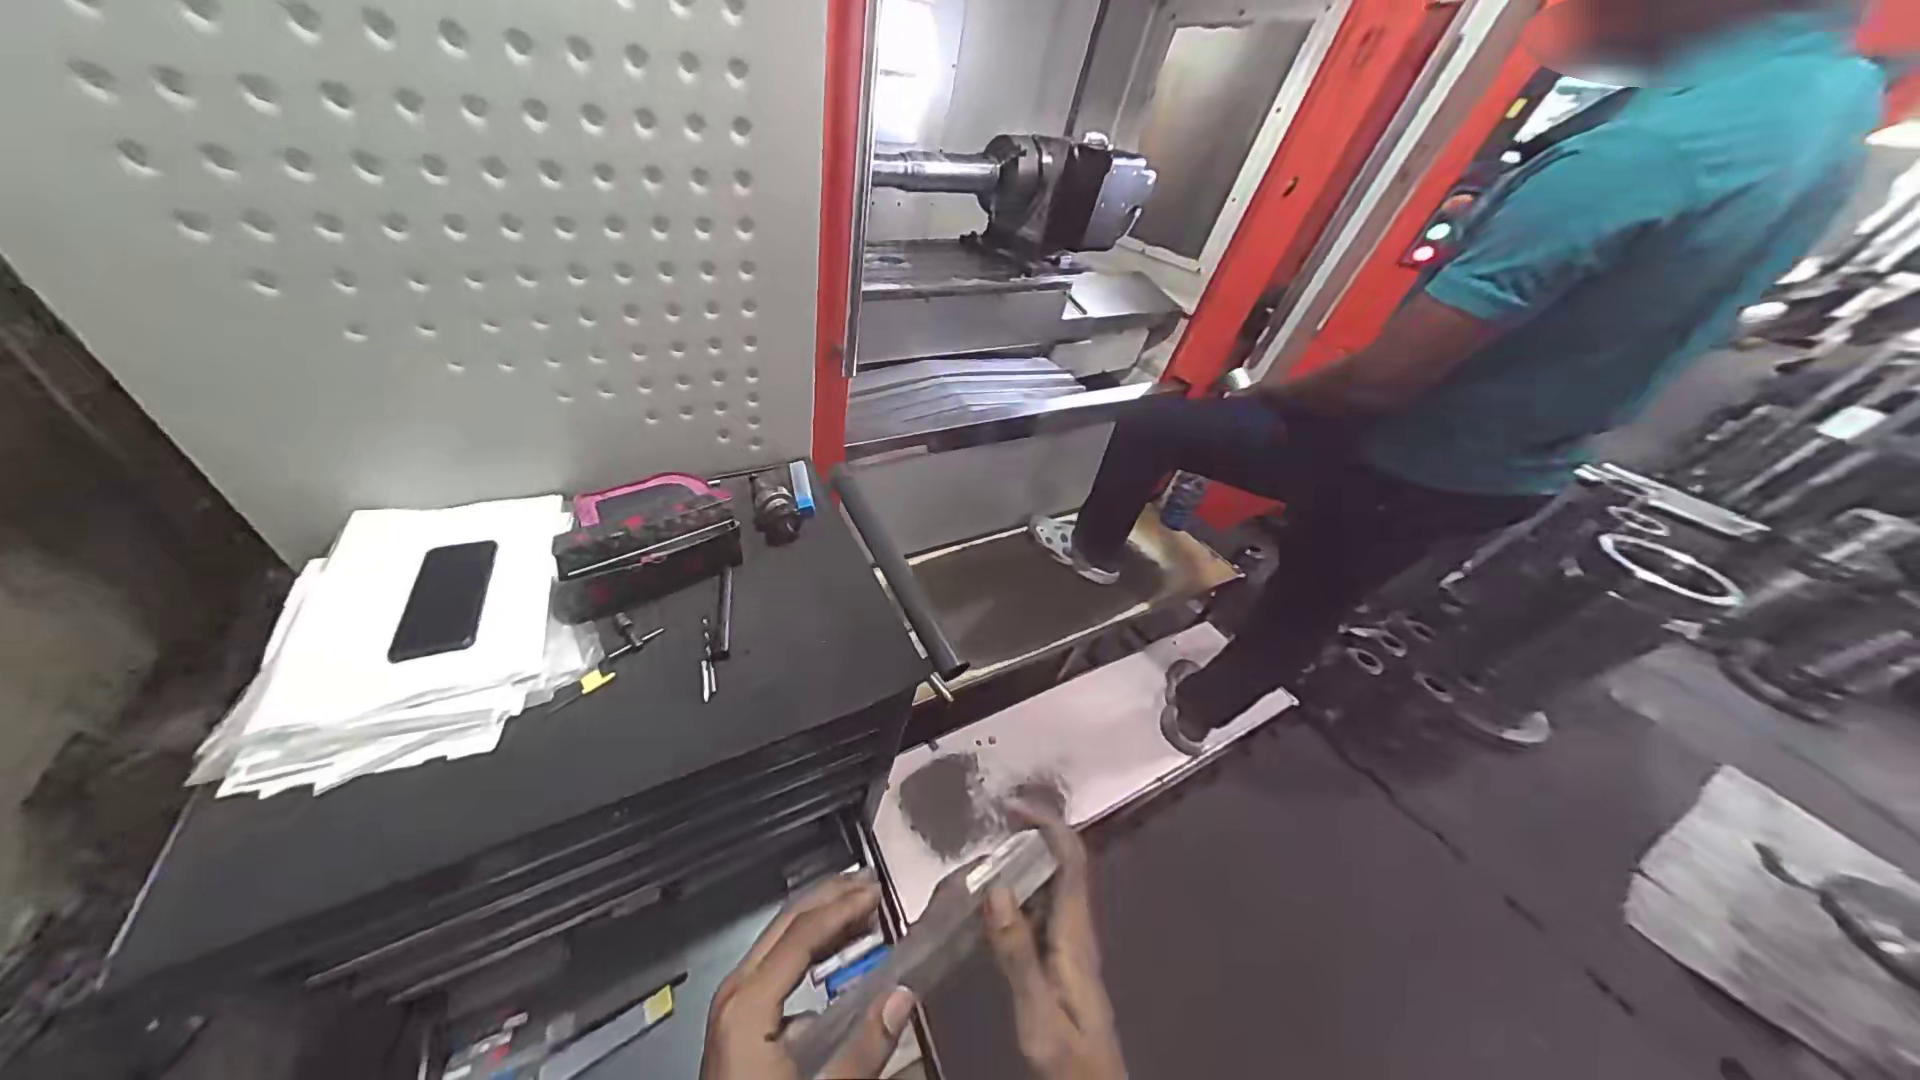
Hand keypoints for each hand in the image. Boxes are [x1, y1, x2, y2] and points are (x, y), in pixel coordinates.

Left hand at [701, 873, 916, 1079]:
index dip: (844, 907)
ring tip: (863, 907)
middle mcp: (736, 990)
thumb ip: (863, 1052)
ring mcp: (733, 1002)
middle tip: (873, 885)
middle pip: (787, 921)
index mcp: (748, 1003)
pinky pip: (778, 959)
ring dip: (823, 916)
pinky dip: (811, 944)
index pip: (803, 932)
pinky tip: (838, 950)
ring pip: (780, 936)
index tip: (879, 892)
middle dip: (832, 896)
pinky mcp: (739, 1017)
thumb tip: (903, 996)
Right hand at [984, 804, 1127, 1079]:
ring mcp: (1067, 942)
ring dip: (1021, 860)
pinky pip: (1037, 908)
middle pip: (1061, 863)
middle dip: (1031, 834)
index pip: (1071, 860)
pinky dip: (1014, 890)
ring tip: (982, 852)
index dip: (1047, 825)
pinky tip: (988, 898)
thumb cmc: (1071, 1061)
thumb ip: (1017, 954)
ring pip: (1048, 884)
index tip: (1012, 808)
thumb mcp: (1038, 1014)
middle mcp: (1075, 927)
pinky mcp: (1057, 958)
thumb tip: (996, 888)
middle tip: (991, 824)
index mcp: (1076, 932)